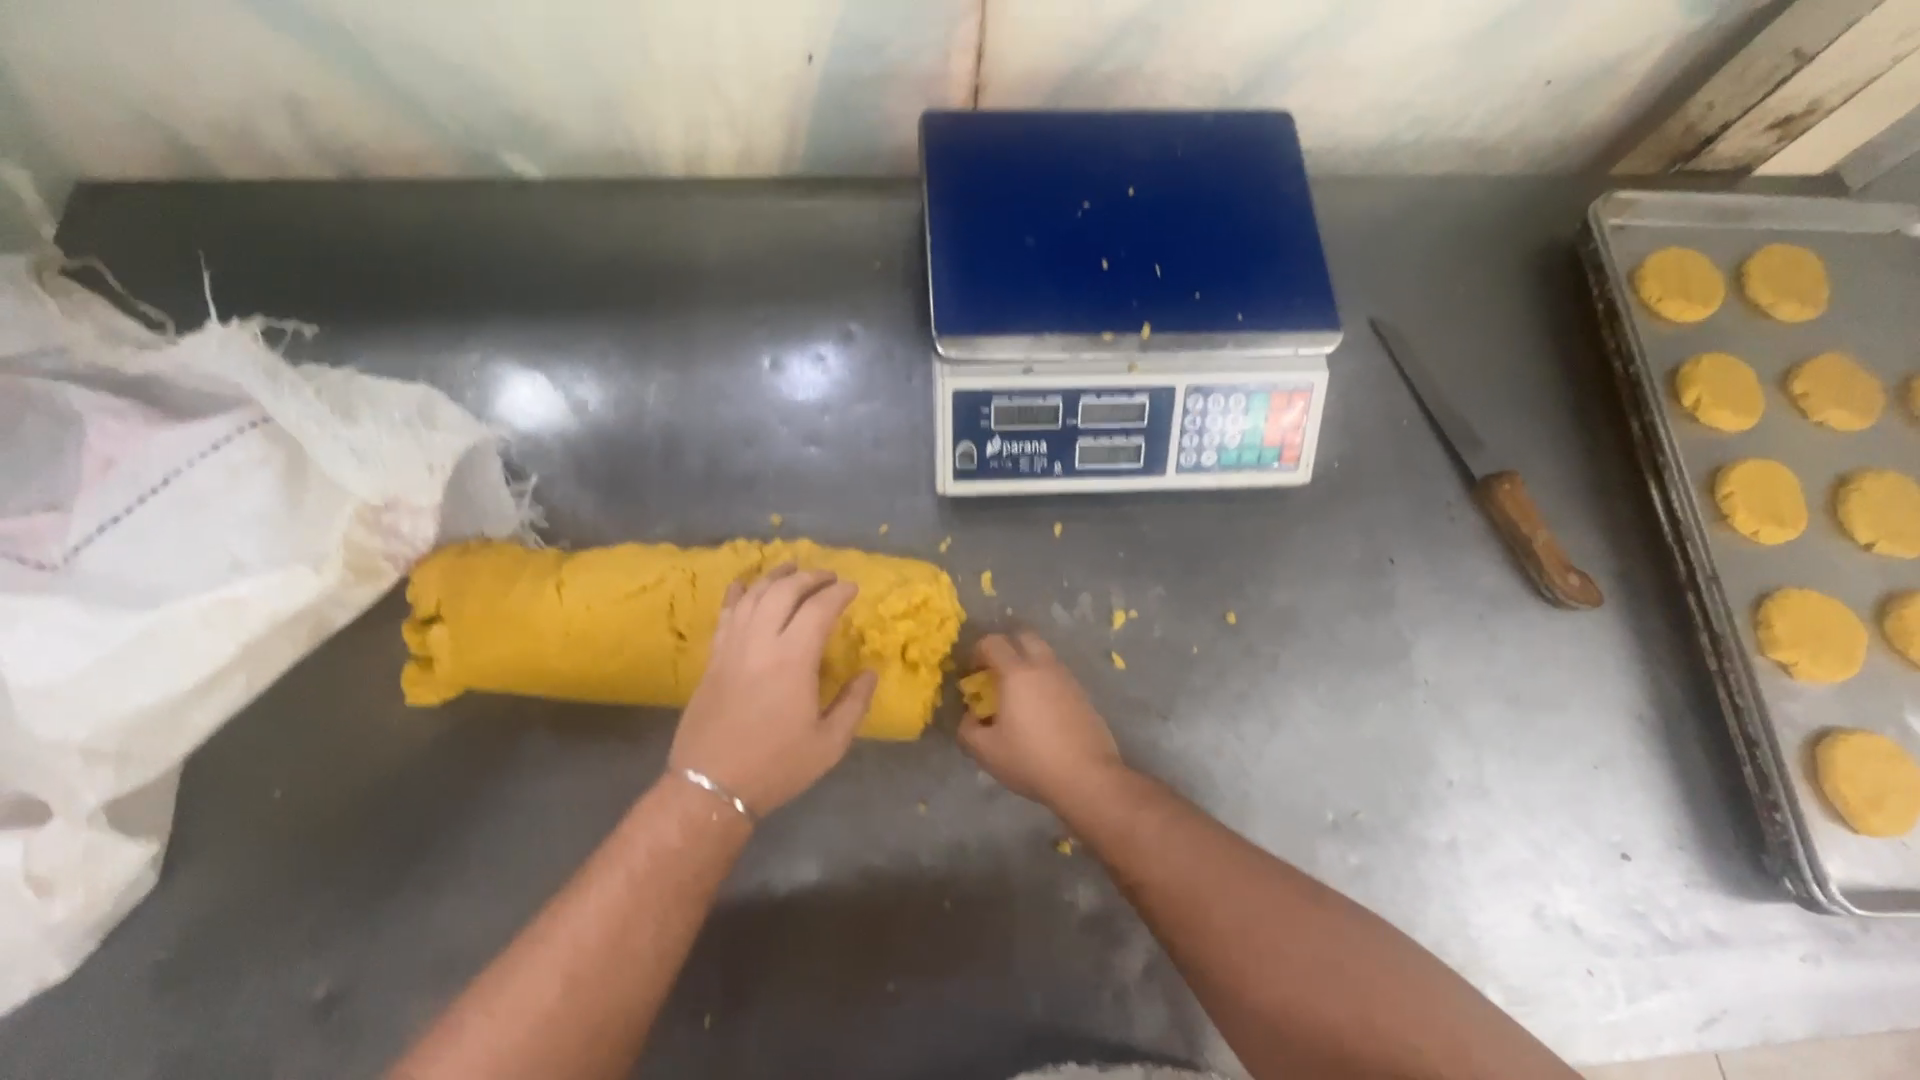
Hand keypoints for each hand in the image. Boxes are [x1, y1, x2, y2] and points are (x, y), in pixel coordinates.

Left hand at [668, 565, 876, 816]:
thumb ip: (854, 703)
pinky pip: (726, 615)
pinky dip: (738, 594)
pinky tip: (744, 585)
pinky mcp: (713, 660)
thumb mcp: (829, 743)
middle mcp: (760, 643)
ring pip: (752, 596)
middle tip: (829, 577)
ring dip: (775, 576)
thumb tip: (869, 673)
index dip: (838, 594)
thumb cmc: (776, 767)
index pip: (819, 609)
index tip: (853, 588)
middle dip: (809, 577)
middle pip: (784, 592)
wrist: (711, 787)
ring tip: (792, 568)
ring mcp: (731, 649)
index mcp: (793, 660)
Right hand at [957, 631, 1124, 809]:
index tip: (972, 673)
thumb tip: (971, 717)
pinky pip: (1059, 676)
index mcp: (1017, 673)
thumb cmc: (1030, 760)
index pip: (993, 642)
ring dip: (1028, 664)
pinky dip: (1046, 682)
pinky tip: (1042, 711)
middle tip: (996, 673)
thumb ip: (968, 729)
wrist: (1087, 776)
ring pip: (1045, 655)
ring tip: (1019, 695)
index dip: (977, 652)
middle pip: (1024, 636)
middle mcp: (1044, 667)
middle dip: (1006, 647)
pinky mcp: (1084, 695)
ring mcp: (1068, 679)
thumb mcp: (985, 751)